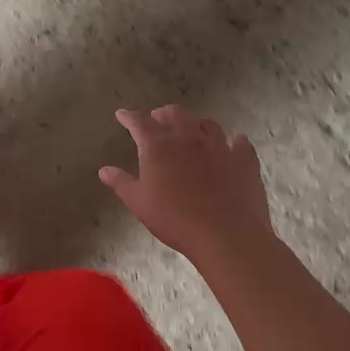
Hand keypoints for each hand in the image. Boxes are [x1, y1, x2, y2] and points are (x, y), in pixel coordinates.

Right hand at [99, 105, 273, 264]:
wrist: (228, 237)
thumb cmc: (176, 220)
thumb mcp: (139, 203)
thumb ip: (121, 183)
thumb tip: (104, 170)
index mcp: (158, 147)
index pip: (139, 122)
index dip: (129, 117)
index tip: (122, 115)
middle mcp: (188, 139)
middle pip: (176, 114)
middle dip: (164, 113)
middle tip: (158, 119)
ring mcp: (220, 148)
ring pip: (208, 124)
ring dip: (197, 124)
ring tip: (193, 131)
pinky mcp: (245, 162)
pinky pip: (241, 143)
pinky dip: (235, 142)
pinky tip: (234, 145)